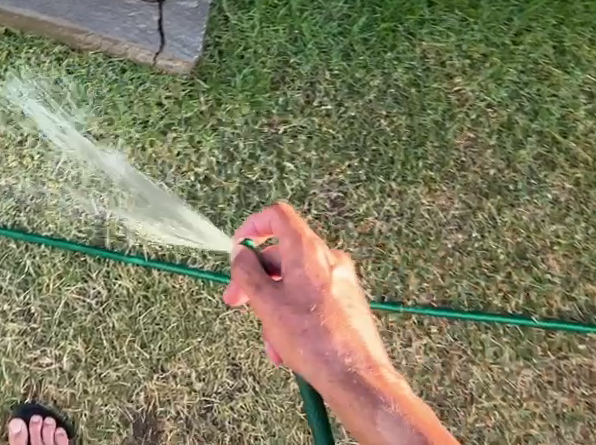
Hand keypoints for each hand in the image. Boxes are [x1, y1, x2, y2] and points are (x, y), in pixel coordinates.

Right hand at [225, 203, 459, 444]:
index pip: (277, 215)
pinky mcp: (348, 304)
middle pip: (281, 253)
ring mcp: (341, 281)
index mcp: (307, 249)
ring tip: (270, 343)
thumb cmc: (311, 338)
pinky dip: (294, 315)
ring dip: (274, 306)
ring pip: (294, 282)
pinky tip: (287, 348)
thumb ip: (246, 271)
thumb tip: (241, 253)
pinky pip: (311, 299)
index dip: (252, 226)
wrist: (359, 381)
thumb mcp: (266, 302)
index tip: (238, 249)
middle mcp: (327, 258)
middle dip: (256, 279)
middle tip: (236, 301)